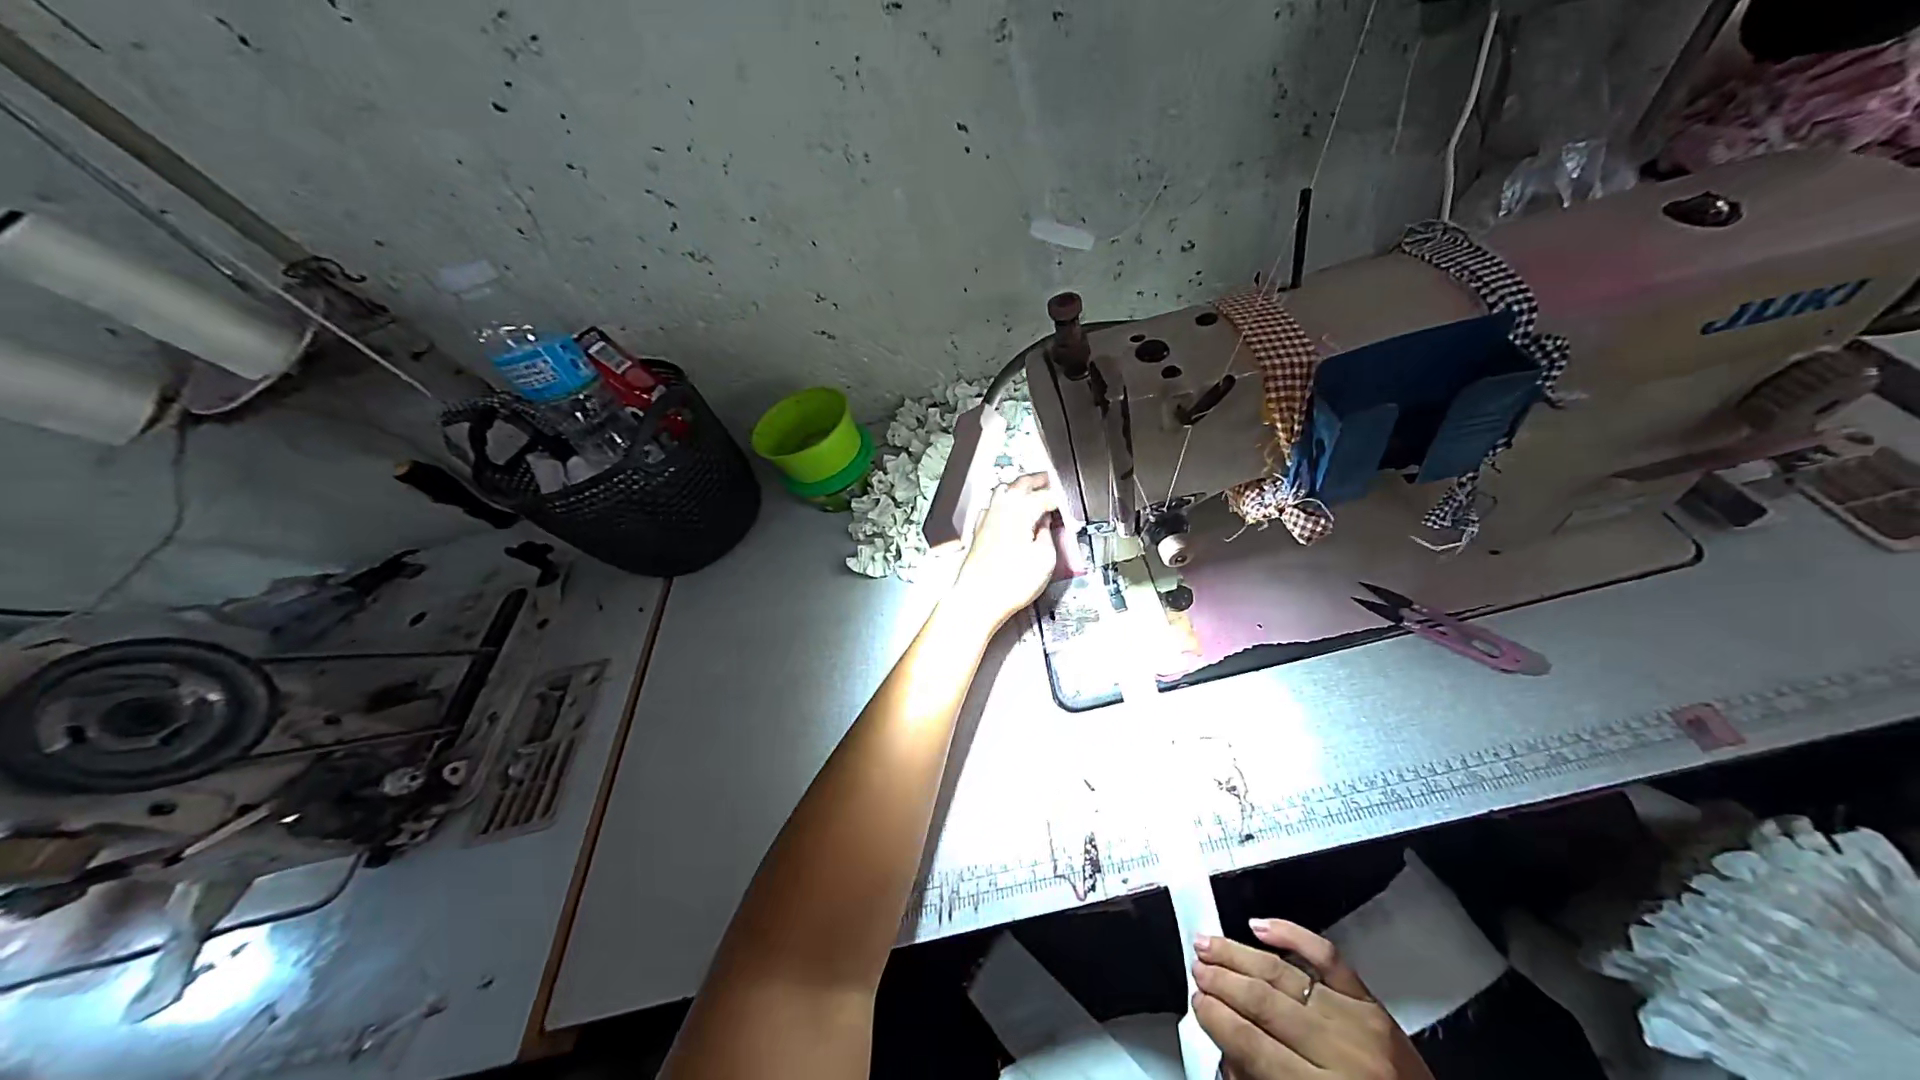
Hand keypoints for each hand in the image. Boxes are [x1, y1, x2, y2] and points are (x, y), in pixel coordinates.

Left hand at [946, 473, 1060, 629]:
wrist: (977, 599)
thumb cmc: (1007, 583)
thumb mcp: (1044, 559)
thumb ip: (1047, 535)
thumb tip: (1046, 527)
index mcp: (1020, 510)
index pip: (1046, 495)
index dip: (1060, 501)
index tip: (1067, 509)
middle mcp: (1000, 509)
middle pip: (1021, 484)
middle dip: (1038, 481)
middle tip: (1050, 480)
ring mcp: (986, 518)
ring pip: (1004, 490)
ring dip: (1019, 487)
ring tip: (1031, 490)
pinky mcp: (978, 531)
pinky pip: (992, 505)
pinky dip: (1004, 501)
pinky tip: (1008, 510)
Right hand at [1193, 920, 1434, 1079]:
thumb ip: (1259, 1079)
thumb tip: (1225, 1040)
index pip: (1252, 1043)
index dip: (1217, 1017)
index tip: (1196, 1002)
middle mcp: (1344, 1055)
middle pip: (1265, 1002)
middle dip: (1222, 980)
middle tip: (1197, 967)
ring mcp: (1361, 1023)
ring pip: (1285, 973)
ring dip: (1240, 954)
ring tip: (1209, 944)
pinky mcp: (1374, 1005)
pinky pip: (1329, 957)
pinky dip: (1293, 934)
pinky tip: (1261, 926)